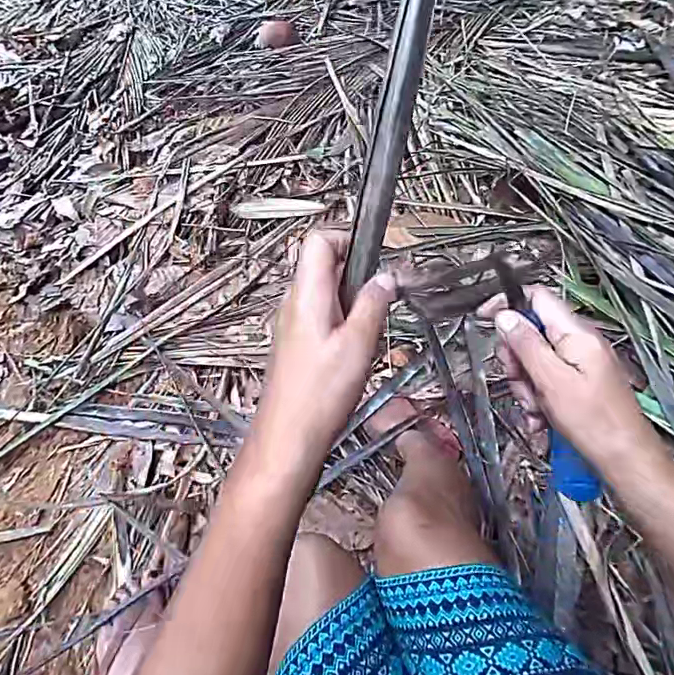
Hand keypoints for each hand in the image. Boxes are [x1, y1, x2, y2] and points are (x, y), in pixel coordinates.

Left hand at [256, 231, 396, 458]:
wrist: (288, 436)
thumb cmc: (315, 397)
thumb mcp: (358, 345)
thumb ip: (373, 305)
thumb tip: (385, 278)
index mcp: (306, 295)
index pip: (318, 240)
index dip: (347, 239)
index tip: (373, 257)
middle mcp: (293, 303)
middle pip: (322, 263)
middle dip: (355, 273)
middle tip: (377, 298)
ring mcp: (292, 322)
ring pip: (324, 290)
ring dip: (350, 299)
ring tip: (367, 328)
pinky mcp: (295, 341)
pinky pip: (320, 314)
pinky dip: (341, 319)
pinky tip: (353, 347)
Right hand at [483, 285, 661, 479]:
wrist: (627, 462)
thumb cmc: (598, 425)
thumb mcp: (551, 380)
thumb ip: (526, 344)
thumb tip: (505, 315)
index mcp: (577, 335)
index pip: (536, 298)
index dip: (508, 305)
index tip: (487, 318)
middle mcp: (580, 344)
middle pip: (530, 333)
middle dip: (516, 358)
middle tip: (520, 379)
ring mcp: (581, 364)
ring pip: (534, 360)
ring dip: (525, 384)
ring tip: (536, 406)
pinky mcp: (580, 383)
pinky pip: (546, 380)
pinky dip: (537, 398)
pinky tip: (542, 417)